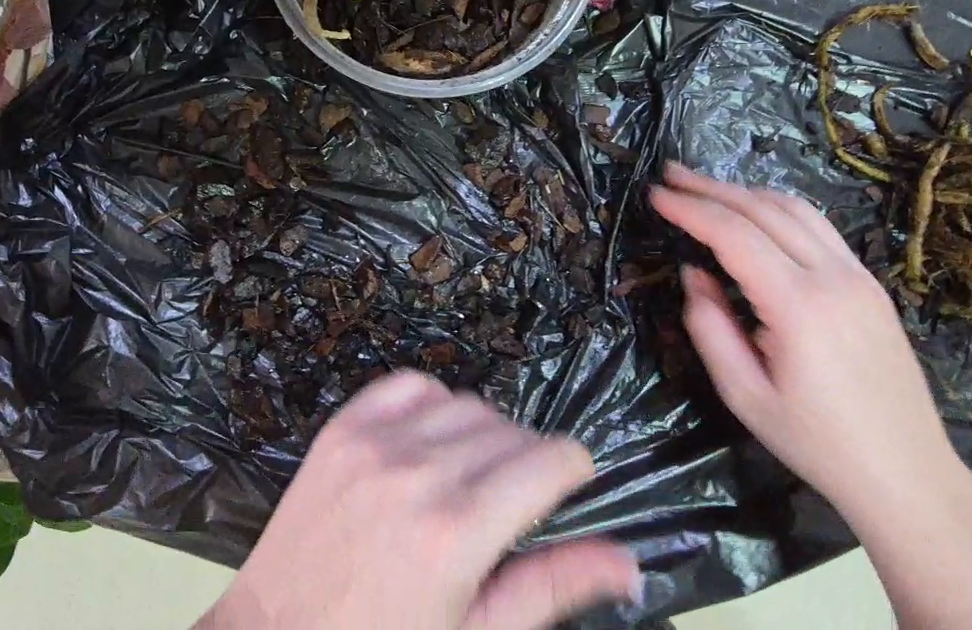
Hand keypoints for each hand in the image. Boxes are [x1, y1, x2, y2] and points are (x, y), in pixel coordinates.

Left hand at [198, 371, 640, 629]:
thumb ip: (554, 587)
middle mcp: (421, 474)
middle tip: (515, 497)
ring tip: (472, 473)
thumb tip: (629, 563)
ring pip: (467, 405)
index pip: (550, 460)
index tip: (570, 481)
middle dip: (529, 458)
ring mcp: (376, 444)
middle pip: (512, 430)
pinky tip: (429, 439)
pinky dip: (432, 402)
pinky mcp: (342, 428)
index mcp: (459, 532)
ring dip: (484, 433)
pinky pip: (409, 384)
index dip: (572, 467)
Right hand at [649, 163, 961, 517]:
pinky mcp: (870, 284)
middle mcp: (833, 277)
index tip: (655, 195)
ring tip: (704, 187)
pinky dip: (778, 208)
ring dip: (745, 192)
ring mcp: (859, 276)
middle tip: (670, 176)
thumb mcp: (745, 396)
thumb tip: (695, 275)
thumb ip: (710, 329)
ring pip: (796, 209)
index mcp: (799, 306)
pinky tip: (755, 213)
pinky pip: (819, 227)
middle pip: (764, 210)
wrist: (906, 471)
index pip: (734, 234)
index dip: (690, 209)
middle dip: (711, 188)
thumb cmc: (817, 442)